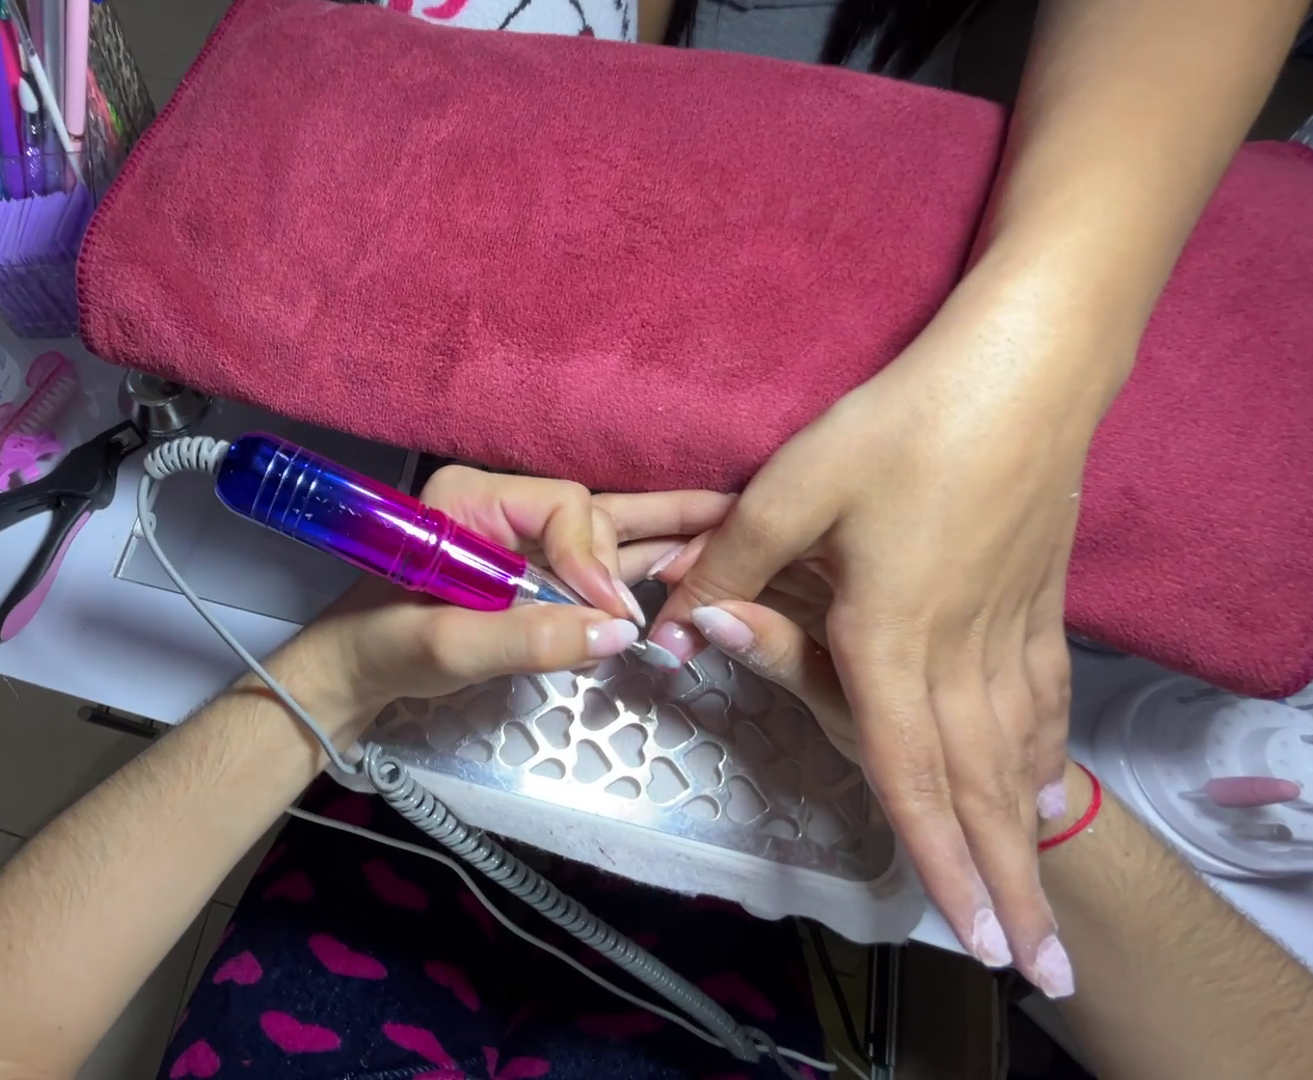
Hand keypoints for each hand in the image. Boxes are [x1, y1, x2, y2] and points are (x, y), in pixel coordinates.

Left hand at [286, 466, 734, 735]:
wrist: (362, 665)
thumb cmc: (387, 646)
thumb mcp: (448, 646)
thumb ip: (528, 638)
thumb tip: (620, 630)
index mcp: (470, 499)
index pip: (561, 507)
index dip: (593, 559)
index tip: (612, 615)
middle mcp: (502, 505)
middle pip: (593, 513)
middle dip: (644, 541)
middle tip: (715, 550)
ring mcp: (521, 535)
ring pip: (605, 530)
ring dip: (666, 535)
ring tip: (736, 523)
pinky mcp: (532, 567)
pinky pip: (595, 560)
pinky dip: (641, 565)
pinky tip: (692, 557)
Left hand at [650, 290, 1119, 998]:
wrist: (1020, 375)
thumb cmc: (894, 435)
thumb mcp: (786, 497)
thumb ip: (726, 571)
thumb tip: (673, 628)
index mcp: (892, 631)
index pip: (909, 764)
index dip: (934, 851)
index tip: (972, 938)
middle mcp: (960, 648)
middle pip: (980, 785)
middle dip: (1005, 882)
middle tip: (1039, 973)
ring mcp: (1009, 626)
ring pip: (1016, 753)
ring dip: (1027, 837)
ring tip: (1048, 916)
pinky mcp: (1035, 600)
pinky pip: (1039, 702)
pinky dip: (1039, 758)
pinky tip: (1043, 780)